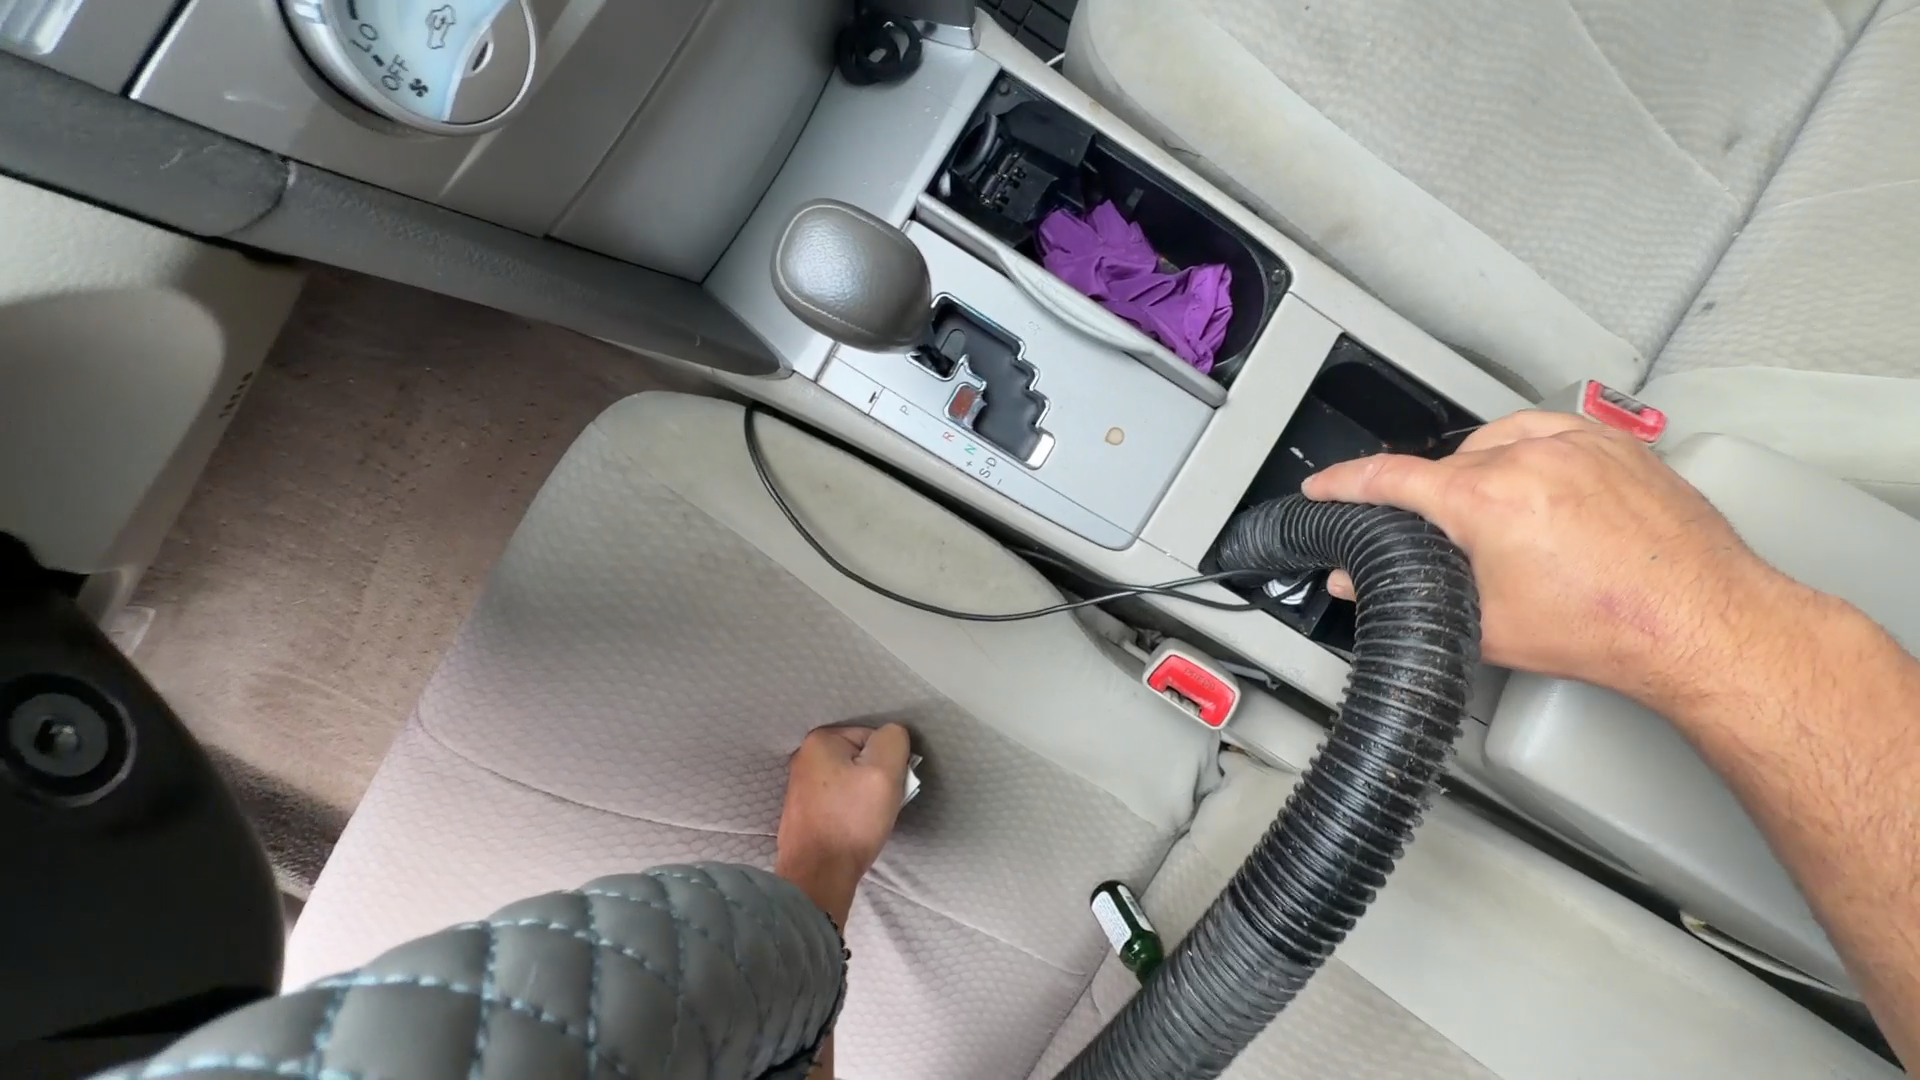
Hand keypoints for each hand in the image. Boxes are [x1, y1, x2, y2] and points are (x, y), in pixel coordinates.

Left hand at [775, 724, 912, 924]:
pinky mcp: (803, 811)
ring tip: (868, 819)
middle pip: (861, 758)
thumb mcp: (885, 771)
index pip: (874, 738)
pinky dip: (850, 810)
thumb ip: (894, 740)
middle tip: (880, 804)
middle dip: (876, 778)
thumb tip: (892, 736)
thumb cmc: (852, 821)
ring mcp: (800, 786)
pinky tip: (853, 829)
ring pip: (851, 780)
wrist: (818, 878)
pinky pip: (838, 799)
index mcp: (820, 740)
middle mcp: (804, 757)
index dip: (889, 762)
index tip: (888, 787)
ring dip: (865, 796)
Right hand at [1305, 411, 1797, 712]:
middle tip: (1435, 537)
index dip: (1343, 482)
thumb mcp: (1480, 622)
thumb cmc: (1605, 629)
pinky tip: (1527, 475)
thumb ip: (1404, 592)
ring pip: (1490, 439)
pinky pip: (1544, 426)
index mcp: (1487, 500)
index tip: (1322, 487)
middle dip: (1426, 497)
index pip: (1389, 478)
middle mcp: (1529, 459)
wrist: (1706, 626)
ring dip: (1471, 468)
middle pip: (1442, 464)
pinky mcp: (1617, 445)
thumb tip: (1352, 578)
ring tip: (1483, 507)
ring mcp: (1578, 446)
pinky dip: (1520, 445)